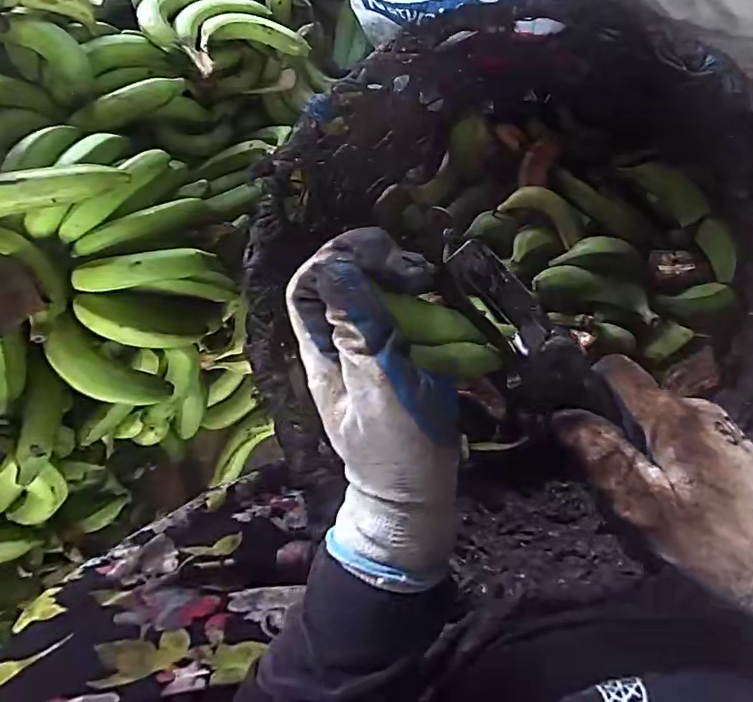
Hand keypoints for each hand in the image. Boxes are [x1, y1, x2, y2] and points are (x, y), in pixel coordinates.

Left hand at [288, 228, 457, 591]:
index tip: (382, 256)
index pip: (310, 284)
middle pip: (343, 277)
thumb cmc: (392, 451)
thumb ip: (358, 329)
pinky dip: (424, 299)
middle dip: (375, 259)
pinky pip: (405, 310)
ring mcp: (372, 344)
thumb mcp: (375, 390)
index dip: (337, 257)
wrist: (416, 497)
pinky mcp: (401, 351)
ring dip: (402, 276)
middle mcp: (342, 339)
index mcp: (323, 348)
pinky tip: (442, 302)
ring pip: (375, 288)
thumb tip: (338, 266)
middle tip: (414, 269)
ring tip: (429, 281)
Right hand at [557, 356, 752, 700]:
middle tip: (603, 465)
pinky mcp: (736, 451)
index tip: (570, 412)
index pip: (616, 369)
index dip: (586, 381)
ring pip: (660, 418)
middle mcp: (697, 409)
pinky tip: (677, 492)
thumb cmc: (726, 544)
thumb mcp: (653, 510)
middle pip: (637, 395)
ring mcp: (720, 428)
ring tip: (641, 485)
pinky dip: (667, 453)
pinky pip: (684, 437)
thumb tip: (564, 416)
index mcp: (673, 415)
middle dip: (612, 420)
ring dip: (641, 440)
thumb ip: (606, 459)